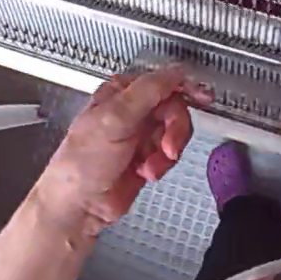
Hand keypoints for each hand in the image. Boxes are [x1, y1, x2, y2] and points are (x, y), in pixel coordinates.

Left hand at [34, 69, 208, 242]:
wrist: (78, 207)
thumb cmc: (81, 163)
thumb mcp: (115, 119)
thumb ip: (148, 92)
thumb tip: (174, 72)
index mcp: (121, 93)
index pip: (161, 81)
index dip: (184, 88)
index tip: (202, 97)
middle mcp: (132, 111)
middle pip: (174, 108)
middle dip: (175, 129)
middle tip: (168, 145)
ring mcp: (140, 134)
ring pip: (175, 132)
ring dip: (167, 151)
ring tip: (151, 164)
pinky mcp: (148, 156)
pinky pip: (171, 153)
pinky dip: (162, 164)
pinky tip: (145, 171)